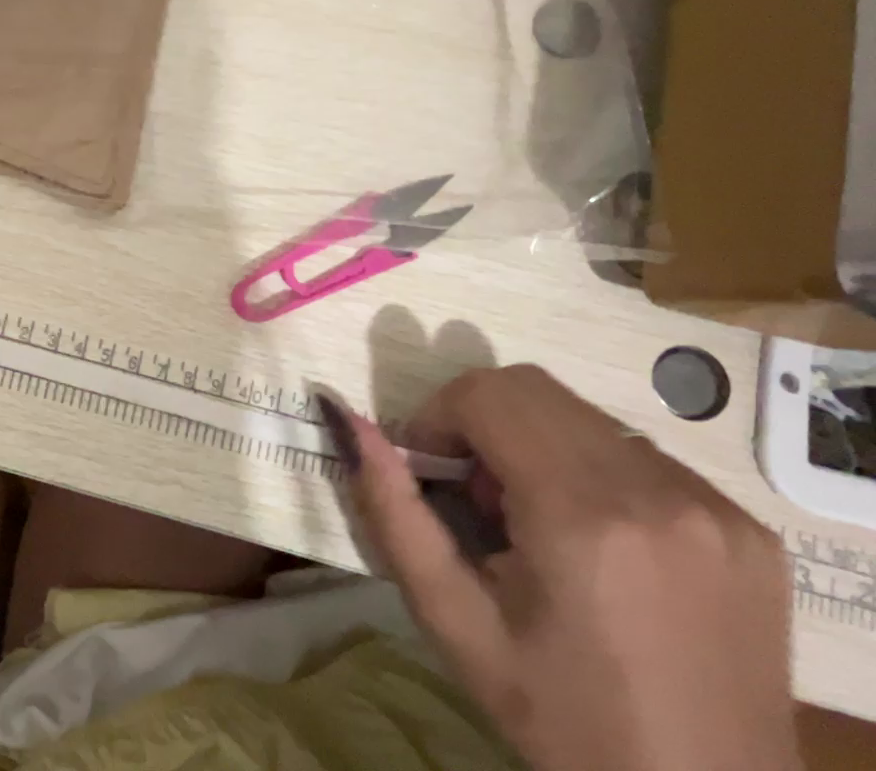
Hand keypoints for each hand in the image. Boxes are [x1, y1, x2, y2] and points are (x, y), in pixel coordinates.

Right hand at [321, 366, 799, 770]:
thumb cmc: (556, 712)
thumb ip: (392, 510)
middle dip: (480, 426)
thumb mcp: (449, 617)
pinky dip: (591, 473)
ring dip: (535, 448)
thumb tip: (347, 421)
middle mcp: (664, 491)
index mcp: (585, 516)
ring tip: (531, 528)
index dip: (437, 417)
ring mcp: (719, 505)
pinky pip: (642, 456)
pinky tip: (591, 546)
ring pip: (587, 417)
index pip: (490, 393)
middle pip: (536, 390)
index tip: (427, 474)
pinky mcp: (756, 524)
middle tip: (473, 503)